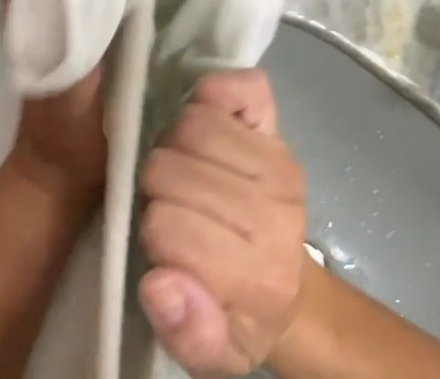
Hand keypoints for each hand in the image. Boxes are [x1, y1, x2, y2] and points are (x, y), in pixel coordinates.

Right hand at [138, 70, 308, 375]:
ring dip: (173, 145)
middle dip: (156, 189)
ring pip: (193, 124)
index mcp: (257, 273)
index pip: (165, 223)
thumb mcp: (210, 352)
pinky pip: (242, 87)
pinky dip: (214, 93)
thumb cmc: (235, 316)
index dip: (152, 235)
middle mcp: (275, 211)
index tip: (164, 249)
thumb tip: (160, 282)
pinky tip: (205, 121)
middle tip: (168, 206)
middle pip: (170, 165)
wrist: (287, 293)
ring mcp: (279, 164)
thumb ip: (186, 330)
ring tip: (181, 171)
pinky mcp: (279, 131)